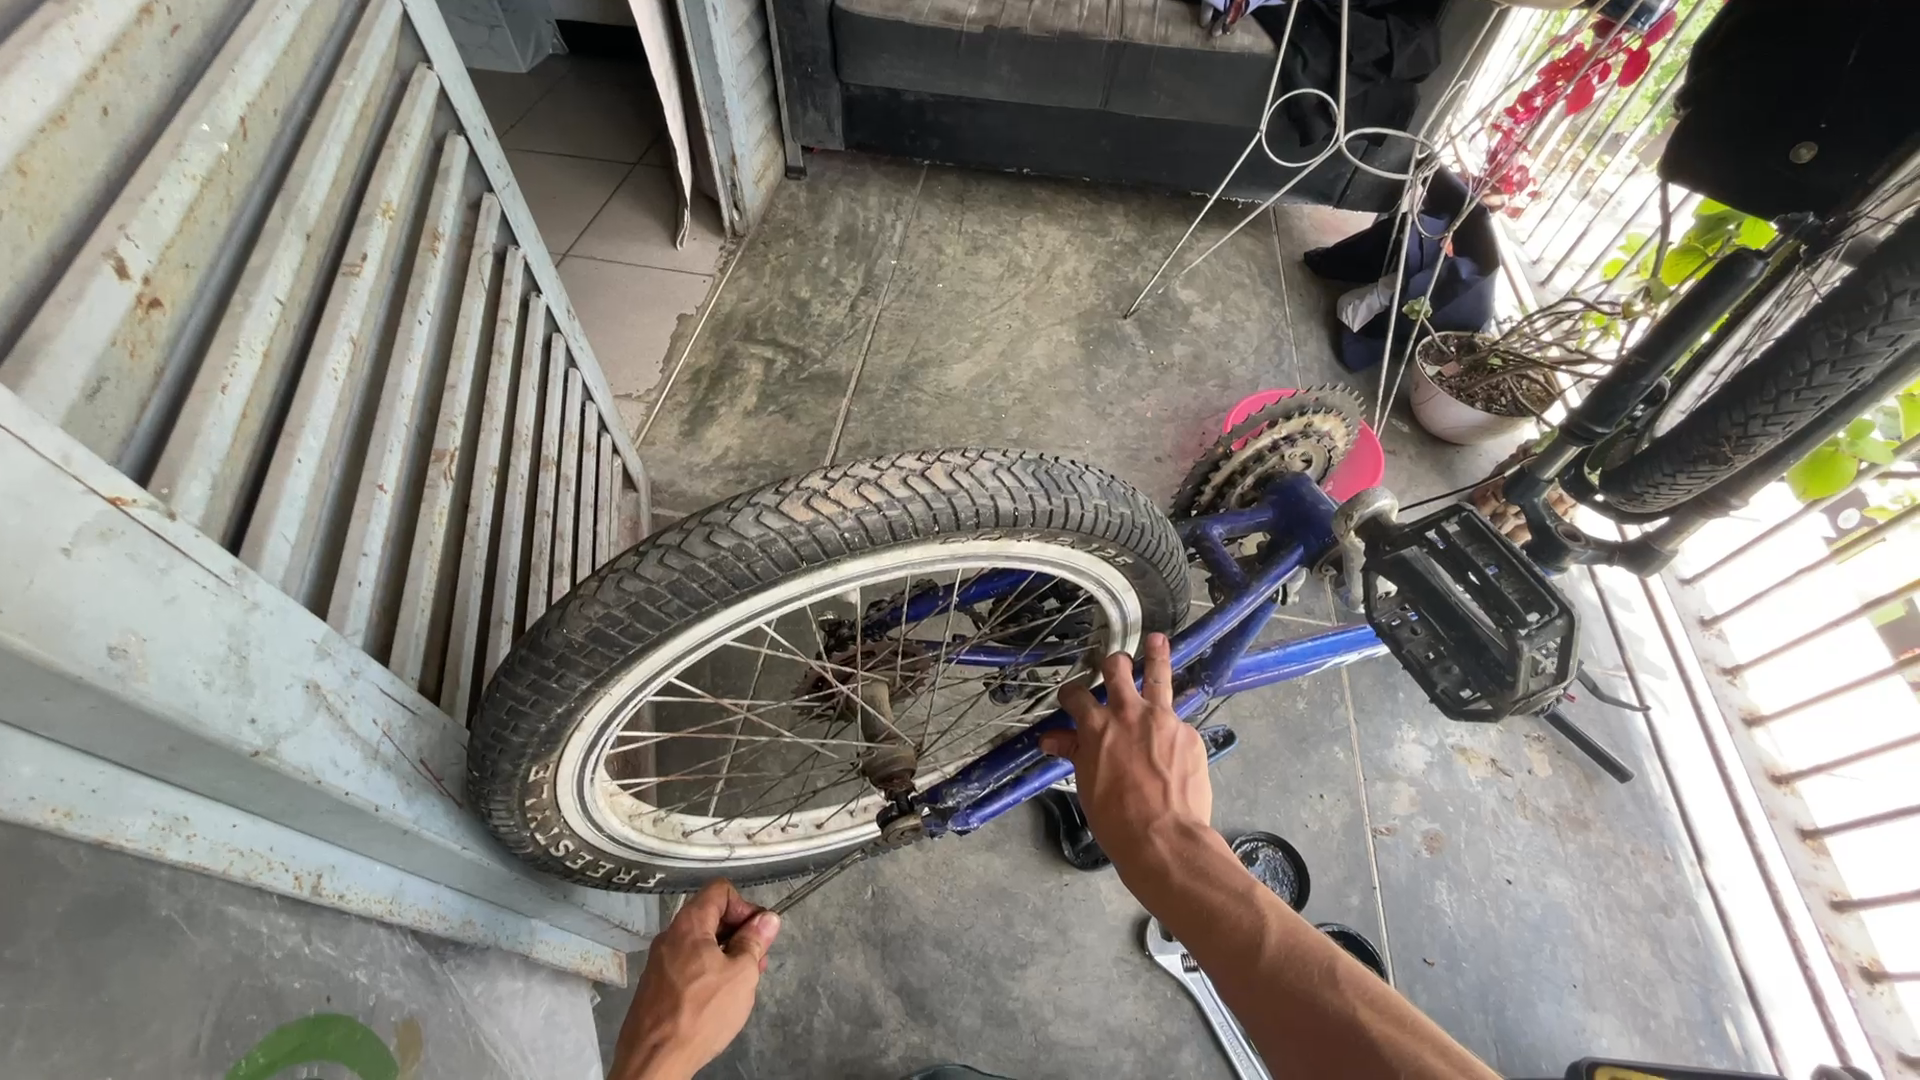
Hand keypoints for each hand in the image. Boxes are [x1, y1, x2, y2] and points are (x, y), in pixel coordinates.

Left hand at [610, 879, 781, 1079]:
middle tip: (756, 962)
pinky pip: (686, 966)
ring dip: (725, 956)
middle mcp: (669, 937)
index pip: (720, 890)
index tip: (756, 934)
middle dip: (739, 934)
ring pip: (700, 945)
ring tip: (741, 985)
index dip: (744, 906)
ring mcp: (658, 964)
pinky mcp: (653, 989)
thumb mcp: (741, 974)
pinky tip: (717, 1000)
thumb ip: (755, 941)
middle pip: (710, 917)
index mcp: (689, 924)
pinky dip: (706, 973)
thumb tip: (767, 919)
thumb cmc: (701, 1013)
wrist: (652, 1065)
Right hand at [1038, 633, 1212, 868]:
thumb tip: (1050, 740)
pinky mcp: (1189, 733)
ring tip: (1158, 639)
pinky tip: (1175, 742)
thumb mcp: (1086, 784)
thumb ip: (1073, 753)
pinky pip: (1178, 721)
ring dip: (1157, 654)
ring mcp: (1163, 719)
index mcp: (1096, 725)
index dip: (1070, 694)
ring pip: (1158, 675)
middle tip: (1114, 664)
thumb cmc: (1117, 818)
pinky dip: (1172, 726)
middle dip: (1112, 663)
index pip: (1076, 694)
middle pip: (1117, 669)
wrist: (1164, 838)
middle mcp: (1129, 712)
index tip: (1071, 697)